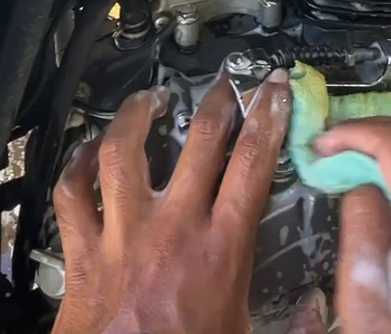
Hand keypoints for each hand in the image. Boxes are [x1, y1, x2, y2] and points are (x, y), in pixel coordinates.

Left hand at [51, 70, 292, 333]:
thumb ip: (294, 326)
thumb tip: (318, 306)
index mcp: (219, 249)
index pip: (253, 161)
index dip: (268, 115)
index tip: (274, 88)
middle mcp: (172, 229)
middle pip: (200, 140)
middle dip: (220, 100)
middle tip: (228, 82)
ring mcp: (122, 235)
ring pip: (125, 151)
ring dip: (139, 115)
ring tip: (152, 97)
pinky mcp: (82, 253)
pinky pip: (71, 194)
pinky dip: (77, 165)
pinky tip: (90, 150)